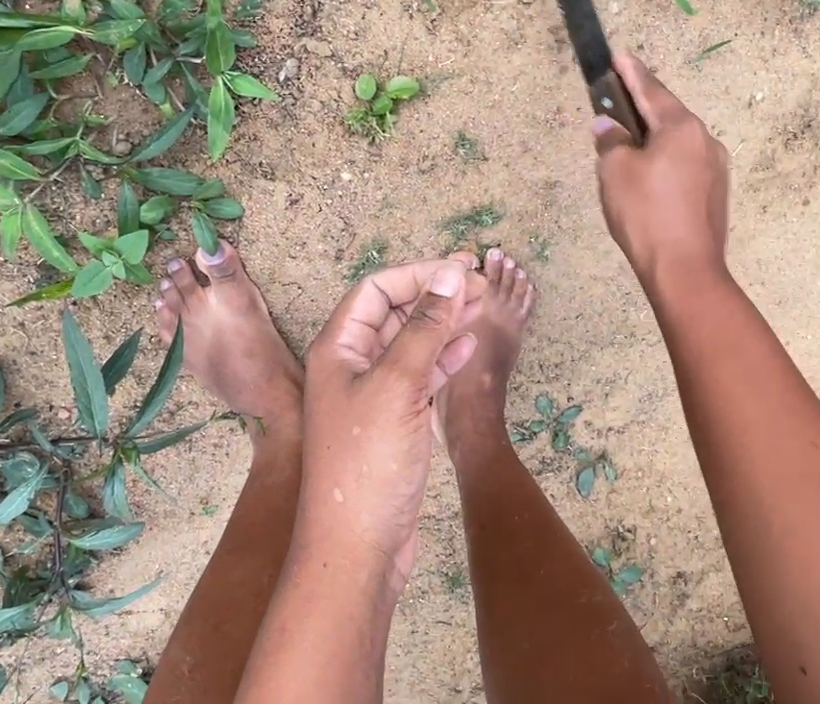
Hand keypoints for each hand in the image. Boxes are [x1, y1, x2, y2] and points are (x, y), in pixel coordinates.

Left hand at [296, 257, 482, 594]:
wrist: (358, 548)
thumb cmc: (368, 461)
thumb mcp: (397, 384)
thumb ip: (424, 328)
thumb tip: (449, 274)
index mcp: (338, 347)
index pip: (377, 289)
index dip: (417, 274)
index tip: (461, 271)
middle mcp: (352, 364)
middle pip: (395, 312)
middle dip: (434, 295)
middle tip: (479, 286)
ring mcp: (374, 394)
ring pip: (412, 343)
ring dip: (443, 323)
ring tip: (480, 307)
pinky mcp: (395, 420)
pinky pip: (421, 375)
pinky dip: (444, 358)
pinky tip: (467, 346)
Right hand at [593, 53, 729, 285]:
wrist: (685, 269)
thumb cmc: (645, 213)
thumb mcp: (615, 171)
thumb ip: (610, 141)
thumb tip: (608, 128)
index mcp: (682, 127)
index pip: (651, 90)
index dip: (631, 72)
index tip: (619, 55)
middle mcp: (705, 140)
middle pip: (667, 114)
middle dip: (641, 106)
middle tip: (616, 97)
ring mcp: (716, 168)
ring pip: (677, 141)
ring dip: (652, 136)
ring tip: (627, 140)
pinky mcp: (715, 193)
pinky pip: (684, 163)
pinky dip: (664, 159)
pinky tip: (647, 172)